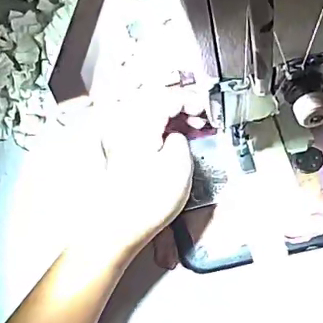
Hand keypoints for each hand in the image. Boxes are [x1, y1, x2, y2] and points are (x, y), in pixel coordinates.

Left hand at [73, 91, 192, 259]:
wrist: (117, 227)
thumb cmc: (143, 201)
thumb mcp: (179, 163)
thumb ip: (181, 137)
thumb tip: (177, 134)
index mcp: (138, 120)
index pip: (169, 95)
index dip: (193, 100)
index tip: (207, 109)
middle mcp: (122, 123)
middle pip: (155, 100)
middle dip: (181, 107)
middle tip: (201, 120)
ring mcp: (115, 137)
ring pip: (147, 114)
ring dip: (170, 119)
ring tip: (190, 132)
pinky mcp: (115, 152)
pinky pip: (139, 128)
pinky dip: (157, 130)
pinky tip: (170, 143)